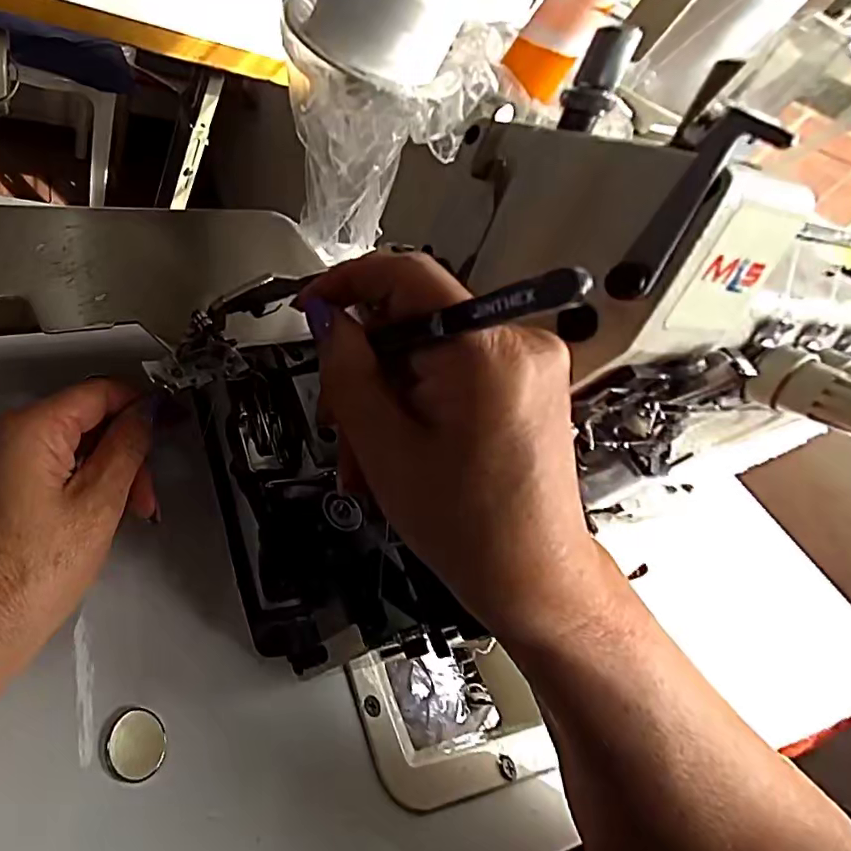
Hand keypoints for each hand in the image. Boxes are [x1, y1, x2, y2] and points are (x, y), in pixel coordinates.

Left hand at [0, 378, 155, 680]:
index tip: (167, 420)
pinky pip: (53, 462)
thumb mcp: (98, 505)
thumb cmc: (22, 580)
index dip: (142, 404)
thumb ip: (129, 447)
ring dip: (109, 467)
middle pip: (87, 416)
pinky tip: (99, 513)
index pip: (101, 390)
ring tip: (127, 508)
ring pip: (73, 441)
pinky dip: (84, 480)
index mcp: (28, 429)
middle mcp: (4, 435)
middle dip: (126, 446)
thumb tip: (146, 414)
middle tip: (146, 488)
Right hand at [298, 252, 608, 644]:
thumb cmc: (477, 530)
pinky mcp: (527, 385)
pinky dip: (420, 404)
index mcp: (485, 352)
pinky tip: (403, 448)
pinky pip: (455, 373)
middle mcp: (520, 345)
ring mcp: (529, 365)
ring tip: (373, 454)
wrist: (532, 575)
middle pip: (413, 324)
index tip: (318, 306)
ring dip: (388, 398)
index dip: (348, 283)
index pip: (406, 275)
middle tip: (343, 417)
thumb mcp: (385, 446)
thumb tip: (331, 323)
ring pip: (428, 355)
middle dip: (366, 372)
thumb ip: (347, 370)